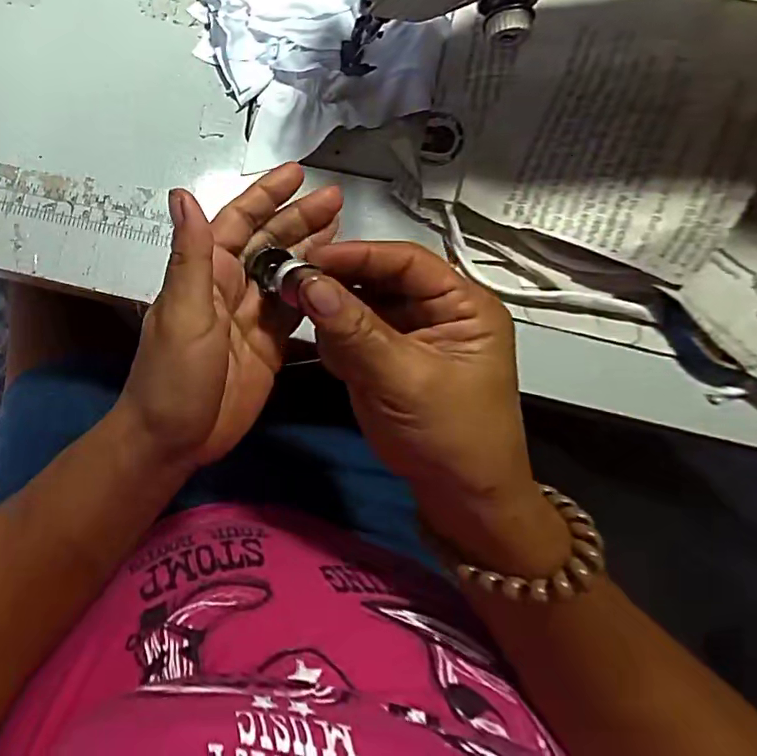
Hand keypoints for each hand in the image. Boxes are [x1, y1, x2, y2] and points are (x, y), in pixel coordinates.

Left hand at [118, 164, 341, 467]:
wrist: (174, 439)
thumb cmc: (172, 374)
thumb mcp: (184, 311)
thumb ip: (191, 254)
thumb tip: (181, 194)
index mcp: (206, 272)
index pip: (238, 221)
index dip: (266, 195)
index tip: (297, 173)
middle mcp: (229, 286)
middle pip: (268, 241)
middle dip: (299, 217)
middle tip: (336, 199)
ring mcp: (250, 316)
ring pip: (284, 271)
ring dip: (310, 247)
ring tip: (342, 226)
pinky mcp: (268, 344)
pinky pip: (294, 308)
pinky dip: (314, 290)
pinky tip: (336, 276)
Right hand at [296, 241, 569, 573]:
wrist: (459, 501)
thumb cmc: (451, 437)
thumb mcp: (403, 378)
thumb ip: (354, 329)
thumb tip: (307, 283)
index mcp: (462, 304)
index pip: (405, 260)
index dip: (357, 255)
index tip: (309, 261)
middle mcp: (435, 309)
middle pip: (377, 277)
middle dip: (338, 284)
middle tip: (294, 287)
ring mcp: (408, 332)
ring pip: (358, 302)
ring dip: (333, 313)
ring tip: (312, 327)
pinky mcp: (384, 354)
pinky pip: (350, 330)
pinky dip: (334, 339)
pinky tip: (334, 360)